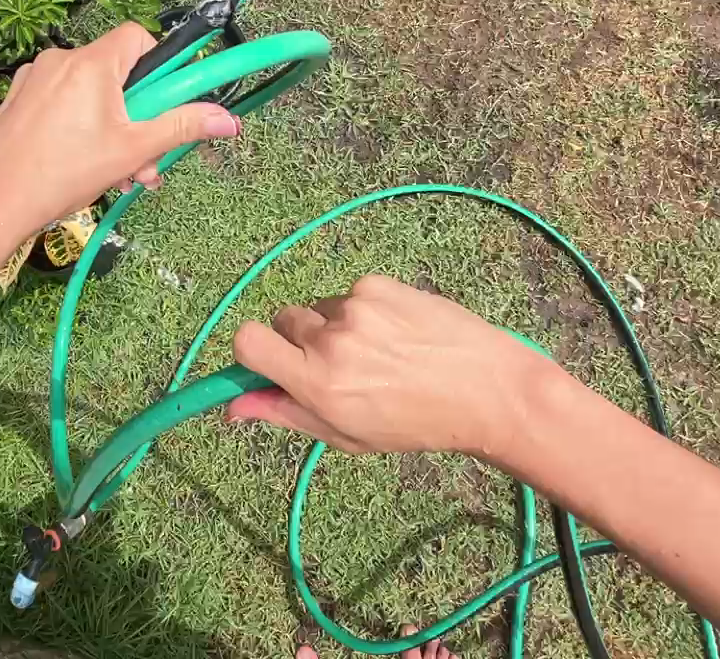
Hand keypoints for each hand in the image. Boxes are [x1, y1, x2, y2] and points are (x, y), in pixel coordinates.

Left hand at [0, 23, 239, 242]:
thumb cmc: (64, 174)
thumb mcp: (133, 151)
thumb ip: (182, 127)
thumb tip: (228, 119)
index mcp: (91, 63)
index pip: (138, 37)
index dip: (159, 64)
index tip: (165, 99)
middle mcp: (61, 60)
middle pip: (116, 73)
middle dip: (138, 114)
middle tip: (143, 157)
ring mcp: (34, 79)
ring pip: (89, 93)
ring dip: (111, 128)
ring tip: (113, 172)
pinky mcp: (18, 100)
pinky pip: (62, 102)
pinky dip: (79, 126)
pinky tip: (79, 163)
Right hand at [227, 275, 561, 463]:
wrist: (488, 389)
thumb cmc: (414, 423)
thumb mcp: (345, 434)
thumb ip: (284, 414)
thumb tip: (231, 407)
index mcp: (318, 384)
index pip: (248, 342)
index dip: (251, 350)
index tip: (268, 361)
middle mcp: (331, 341)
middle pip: (281, 320)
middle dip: (299, 340)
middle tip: (339, 364)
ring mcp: (355, 307)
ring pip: (318, 308)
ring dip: (334, 326)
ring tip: (380, 351)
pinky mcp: (376, 284)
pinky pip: (349, 294)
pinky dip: (363, 311)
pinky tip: (396, 332)